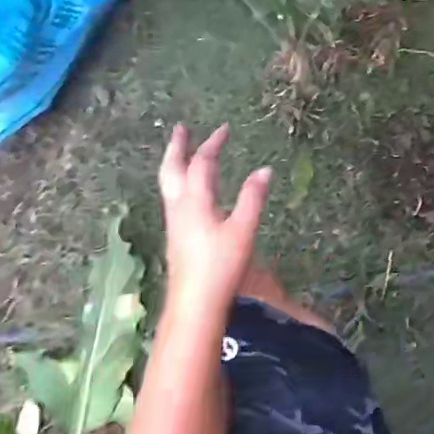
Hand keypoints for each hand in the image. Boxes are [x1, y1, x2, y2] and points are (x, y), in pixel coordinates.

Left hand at [158, 124, 270, 316]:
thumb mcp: (243, 230)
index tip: (224, 128)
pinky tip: (189, 191)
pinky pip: (174, 198)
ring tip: (181, 152)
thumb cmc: (220, 266)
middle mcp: (179, 208)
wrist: (194, 305)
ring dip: (175, 163)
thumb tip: (264, 169)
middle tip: (181, 129)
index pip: (201, 164)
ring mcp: (175, 223)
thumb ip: (252, 198)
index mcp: (195, 202)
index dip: (212, 144)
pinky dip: (179, 182)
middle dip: (177, 148)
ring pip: (169, 184)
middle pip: (172, 170)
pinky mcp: (177, 236)